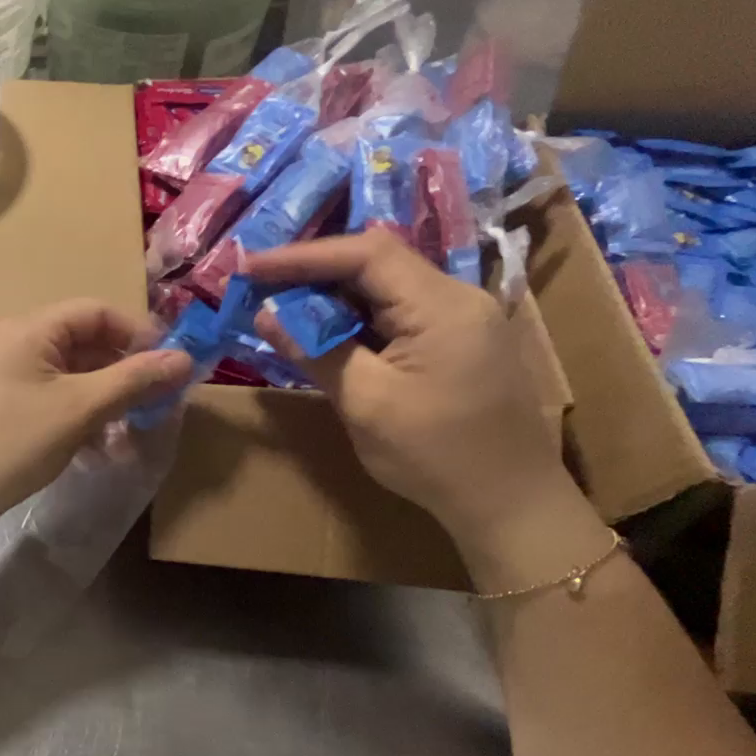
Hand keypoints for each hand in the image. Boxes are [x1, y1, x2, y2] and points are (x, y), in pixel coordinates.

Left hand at [0, 298, 191, 522]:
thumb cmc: (18, 443)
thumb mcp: (82, 409)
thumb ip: (135, 380)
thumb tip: (185, 358)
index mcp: (27, 329)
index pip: (95, 312)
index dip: (137, 333)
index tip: (168, 364)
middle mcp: (10, 340)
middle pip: (81, 343)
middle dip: (121, 374)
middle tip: (153, 403)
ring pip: (66, 374)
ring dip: (102, 400)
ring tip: (125, 435)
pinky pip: (47, 395)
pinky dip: (75, 414)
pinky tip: (95, 448)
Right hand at [248, 230, 580, 551]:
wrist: (507, 500)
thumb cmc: (433, 453)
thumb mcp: (365, 401)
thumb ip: (316, 349)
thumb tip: (265, 314)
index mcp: (441, 306)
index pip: (366, 255)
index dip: (303, 255)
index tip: (249, 266)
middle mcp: (456, 298)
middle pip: (376, 263)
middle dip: (312, 270)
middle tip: (256, 284)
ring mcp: (459, 319)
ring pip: (384, 287)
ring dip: (329, 294)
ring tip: (277, 305)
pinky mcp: (454, 342)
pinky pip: (396, 313)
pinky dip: (352, 316)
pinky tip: (319, 330)